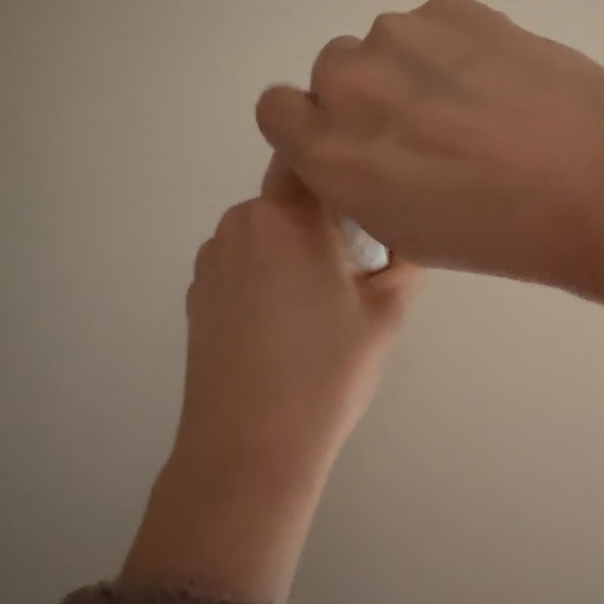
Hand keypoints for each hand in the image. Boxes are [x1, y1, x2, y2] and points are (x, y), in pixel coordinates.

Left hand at [177, 161, 418, 463]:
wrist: (249, 447)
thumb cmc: (326, 372)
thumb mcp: (387, 313)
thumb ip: (404, 258)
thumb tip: (407, 231)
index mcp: (284, 217)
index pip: (311, 156)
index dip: (342, 165)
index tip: (370, 199)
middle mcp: (239, 224)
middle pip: (289, 197)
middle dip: (324, 219)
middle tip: (359, 269)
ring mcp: (211, 261)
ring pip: (265, 232)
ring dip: (294, 249)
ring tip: (321, 306)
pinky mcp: (197, 295)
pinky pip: (243, 264)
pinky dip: (267, 277)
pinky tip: (284, 328)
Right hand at [255, 0, 603, 286]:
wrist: (596, 177)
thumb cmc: (502, 231)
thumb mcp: (407, 233)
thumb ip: (357, 183)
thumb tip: (360, 152)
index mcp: (329, 153)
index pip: (277, 111)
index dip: (313, 127)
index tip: (350, 142)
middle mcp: (349, 84)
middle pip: (332, 74)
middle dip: (367, 98)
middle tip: (428, 131)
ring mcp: (401, 37)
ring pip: (385, 46)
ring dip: (411, 69)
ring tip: (476, 107)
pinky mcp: (454, 8)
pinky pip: (431, 26)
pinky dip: (453, 48)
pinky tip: (501, 82)